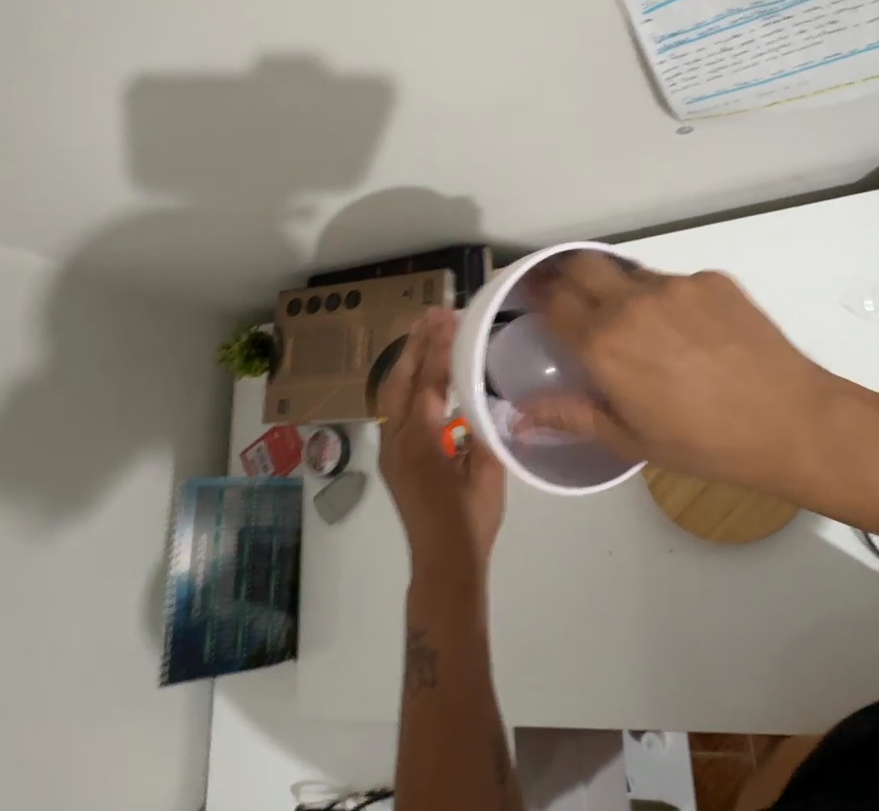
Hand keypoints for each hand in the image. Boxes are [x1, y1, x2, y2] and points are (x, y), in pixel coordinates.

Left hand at [376, 308, 506, 585]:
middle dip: (415, 344)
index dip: (437, 347)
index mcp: (421, 441)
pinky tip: (420, 376)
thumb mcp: (488, 473)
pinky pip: (393, 411)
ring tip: (423, 334)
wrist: (443, 564)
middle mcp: (397, 440)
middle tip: (431, 313)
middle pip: (399, 380)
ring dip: (406, 362)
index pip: (427, 382)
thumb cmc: (470, 523)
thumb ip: (483, 432)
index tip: (445, 316)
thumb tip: (482, 397)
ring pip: (390, 394)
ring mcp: (390, 451)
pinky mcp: (393, 460)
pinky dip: (405, 384)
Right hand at [519, 253, 858, 495]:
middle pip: (581, 267)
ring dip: (618, 289)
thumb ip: (571, 416)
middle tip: (568, 296)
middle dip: (566, 275)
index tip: (530, 298)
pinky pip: (674, 282)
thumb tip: (520, 416)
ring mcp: (677, 286)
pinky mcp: (713, 280)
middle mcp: (633, 303)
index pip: (552, 303)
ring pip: (629, 273)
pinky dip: (666, 299)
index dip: (536, 296)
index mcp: (604, 345)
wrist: (792, 422)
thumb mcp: (630, 438)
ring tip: (636, 324)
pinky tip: (687, 333)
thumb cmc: (705, 444)